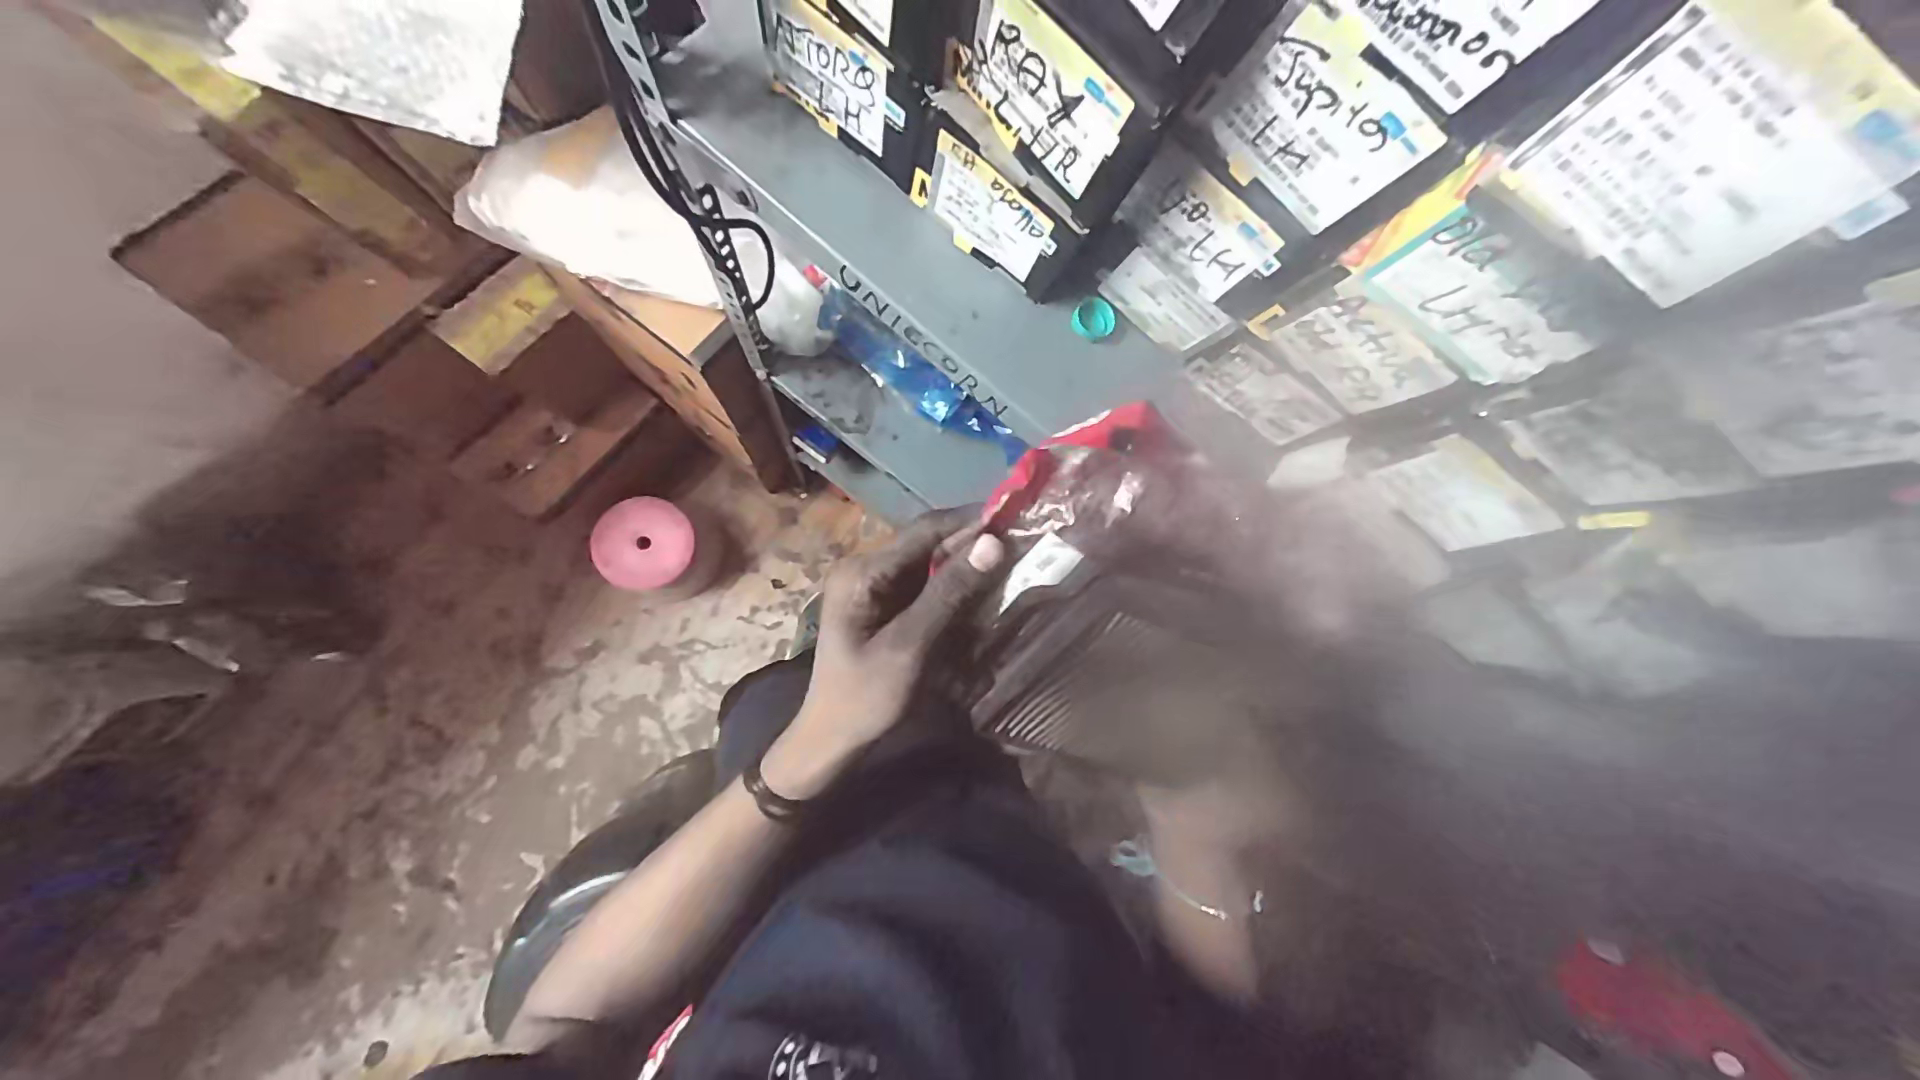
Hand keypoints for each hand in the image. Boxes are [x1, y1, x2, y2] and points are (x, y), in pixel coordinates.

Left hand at [762, 507, 1005, 796]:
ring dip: (964, 561)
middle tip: (1020, 541)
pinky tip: (980, 587)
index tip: (1016, 516)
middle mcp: (865, 567)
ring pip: (928, 561)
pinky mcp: (882, 603)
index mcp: (863, 571)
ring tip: (1010, 559)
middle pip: (926, 542)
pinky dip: (951, 583)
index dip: (971, 521)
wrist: (831, 739)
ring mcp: (872, 585)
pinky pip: (922, 582)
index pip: (925, 530)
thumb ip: (949, 593)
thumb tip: (993, 542)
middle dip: (972, 541)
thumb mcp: (910, 646)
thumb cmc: (865, 697)